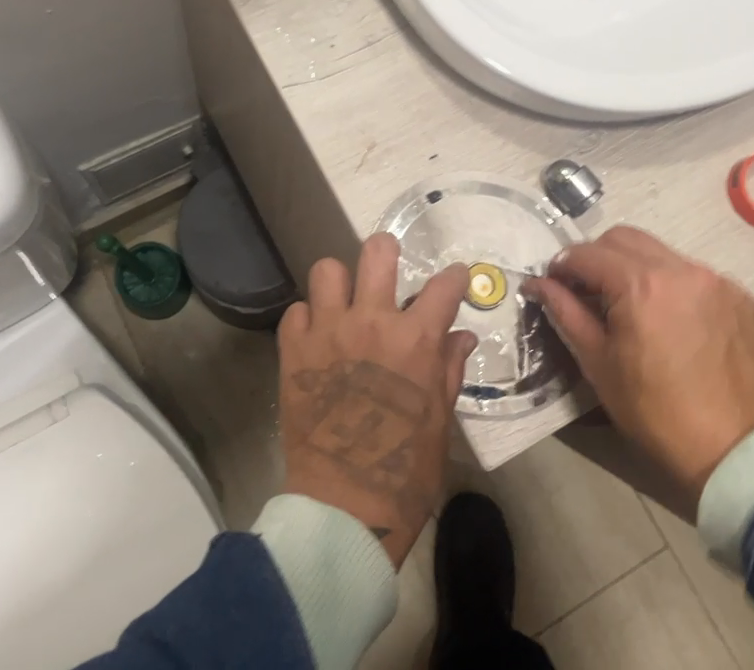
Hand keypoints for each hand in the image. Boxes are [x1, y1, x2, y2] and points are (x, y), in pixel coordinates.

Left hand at [277, 233, 476, 566]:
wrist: (345, 502)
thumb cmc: (405, 467)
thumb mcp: (440, 417)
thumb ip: (449, 367)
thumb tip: (461, 336)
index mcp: (415, 339)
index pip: (443, 285)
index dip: (454, 277)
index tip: (454, 278)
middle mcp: (370, 322)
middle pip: (376, 252)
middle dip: (387, 251)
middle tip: (388, 269)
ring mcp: (327, 331)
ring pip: (327, 270)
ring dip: (338, 283)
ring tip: (344, 303)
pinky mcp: (292, 350)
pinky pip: (296, 311)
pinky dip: (308, 319)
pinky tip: (317, 338)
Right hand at [525, 226, 753, 501]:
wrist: (735, 452)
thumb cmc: (654, 412)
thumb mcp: (597, 363)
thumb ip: (565, 312)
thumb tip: (538, 284)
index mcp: (641, 285)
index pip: (587, 253)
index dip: (562, 266)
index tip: (553, 285)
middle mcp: (682, 269)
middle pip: (624, 239)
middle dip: (597, 257)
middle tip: (587, 291)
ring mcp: (719, 281)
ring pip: (662, 253)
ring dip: (636, 268)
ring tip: (631, 306)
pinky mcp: (744, 299)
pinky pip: (696, 276)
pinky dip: (673, 286)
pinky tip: (672, 322)